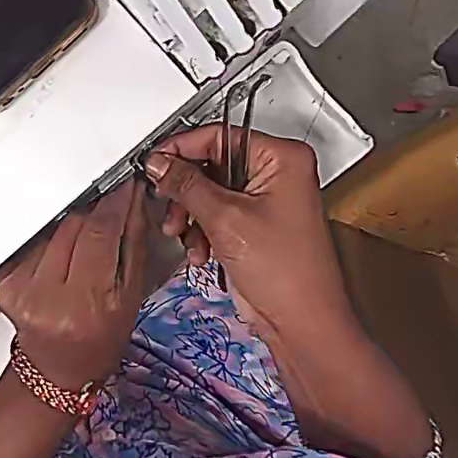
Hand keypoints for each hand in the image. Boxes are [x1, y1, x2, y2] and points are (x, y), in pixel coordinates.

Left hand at [0, 182, 153, 390]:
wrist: (58, 371)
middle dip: (98, 214)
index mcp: (85, 304)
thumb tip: (134, 205)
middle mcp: (47, 298)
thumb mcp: (130, 299)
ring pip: (54, 231)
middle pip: (74, 226)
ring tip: (88, 250)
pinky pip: (36, 244)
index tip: (125, 188)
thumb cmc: (100, 342)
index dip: (115, 205)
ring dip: (75, 229)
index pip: (100, 234)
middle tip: (113, 212)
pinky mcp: (6, 285)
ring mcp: (21, 291)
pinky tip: (64, 263)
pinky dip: (54, 244)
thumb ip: (133, 247)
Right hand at [144, 127, 351, 342]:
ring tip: (186, 235)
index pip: (221, 135)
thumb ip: (187, 185)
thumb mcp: (225, 219)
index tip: (156, 161)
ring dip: (192, 216)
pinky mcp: (256, 225)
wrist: (300, 321)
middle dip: (188, 192)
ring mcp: (267, 200)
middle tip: (169, 203)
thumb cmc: (287, 272)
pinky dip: (203, 231)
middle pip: (214, 165)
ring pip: (211, 193)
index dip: (183, 148)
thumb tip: (161, 163)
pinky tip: (201, 251)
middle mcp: (279, 173)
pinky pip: (218, 215)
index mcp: (283, 158)